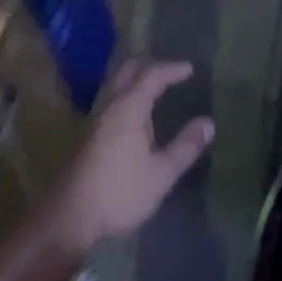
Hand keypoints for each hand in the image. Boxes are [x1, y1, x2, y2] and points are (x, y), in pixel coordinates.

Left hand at [42, 60, 215, 250]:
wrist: (72, 214)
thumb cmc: (120, 191)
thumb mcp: (161, 173)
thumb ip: (185, 146)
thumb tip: (208, 123)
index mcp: (129, 107)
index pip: (152, 75)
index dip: (172, 69)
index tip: (190, 69)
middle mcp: (110, 105)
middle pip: (129, 71)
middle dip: (151, 66)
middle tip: (172, 73)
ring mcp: (96, 118)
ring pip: (116, 83)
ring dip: (136, 79)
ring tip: (156, 88)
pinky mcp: (90, 132)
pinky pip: (111, 98)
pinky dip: (127, 93)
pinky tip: (135, 113)